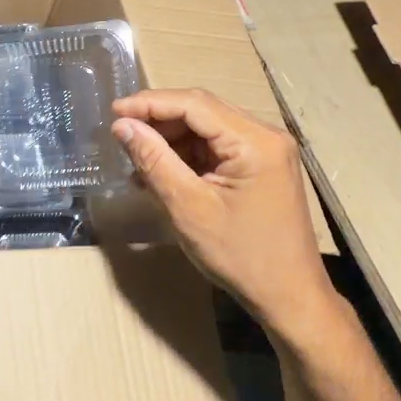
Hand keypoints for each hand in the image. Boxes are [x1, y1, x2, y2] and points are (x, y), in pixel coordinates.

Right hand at [110, 89, 336, 339]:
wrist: (288, 297)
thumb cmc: (240, 254)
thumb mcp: (188, 207)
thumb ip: (154, 160)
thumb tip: (122, 125)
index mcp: (255, 141)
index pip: (194, 104)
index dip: (149, 103)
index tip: (112, 112)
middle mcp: (265, 136)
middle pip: (201, 110)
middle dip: (157, 118)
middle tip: (120, 133)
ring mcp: (265, 151)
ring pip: (205, 128)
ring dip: (168, 138)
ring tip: (135, 157)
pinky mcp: (258, 167)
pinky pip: (214, 147)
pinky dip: (184, 155)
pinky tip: (158, 170)